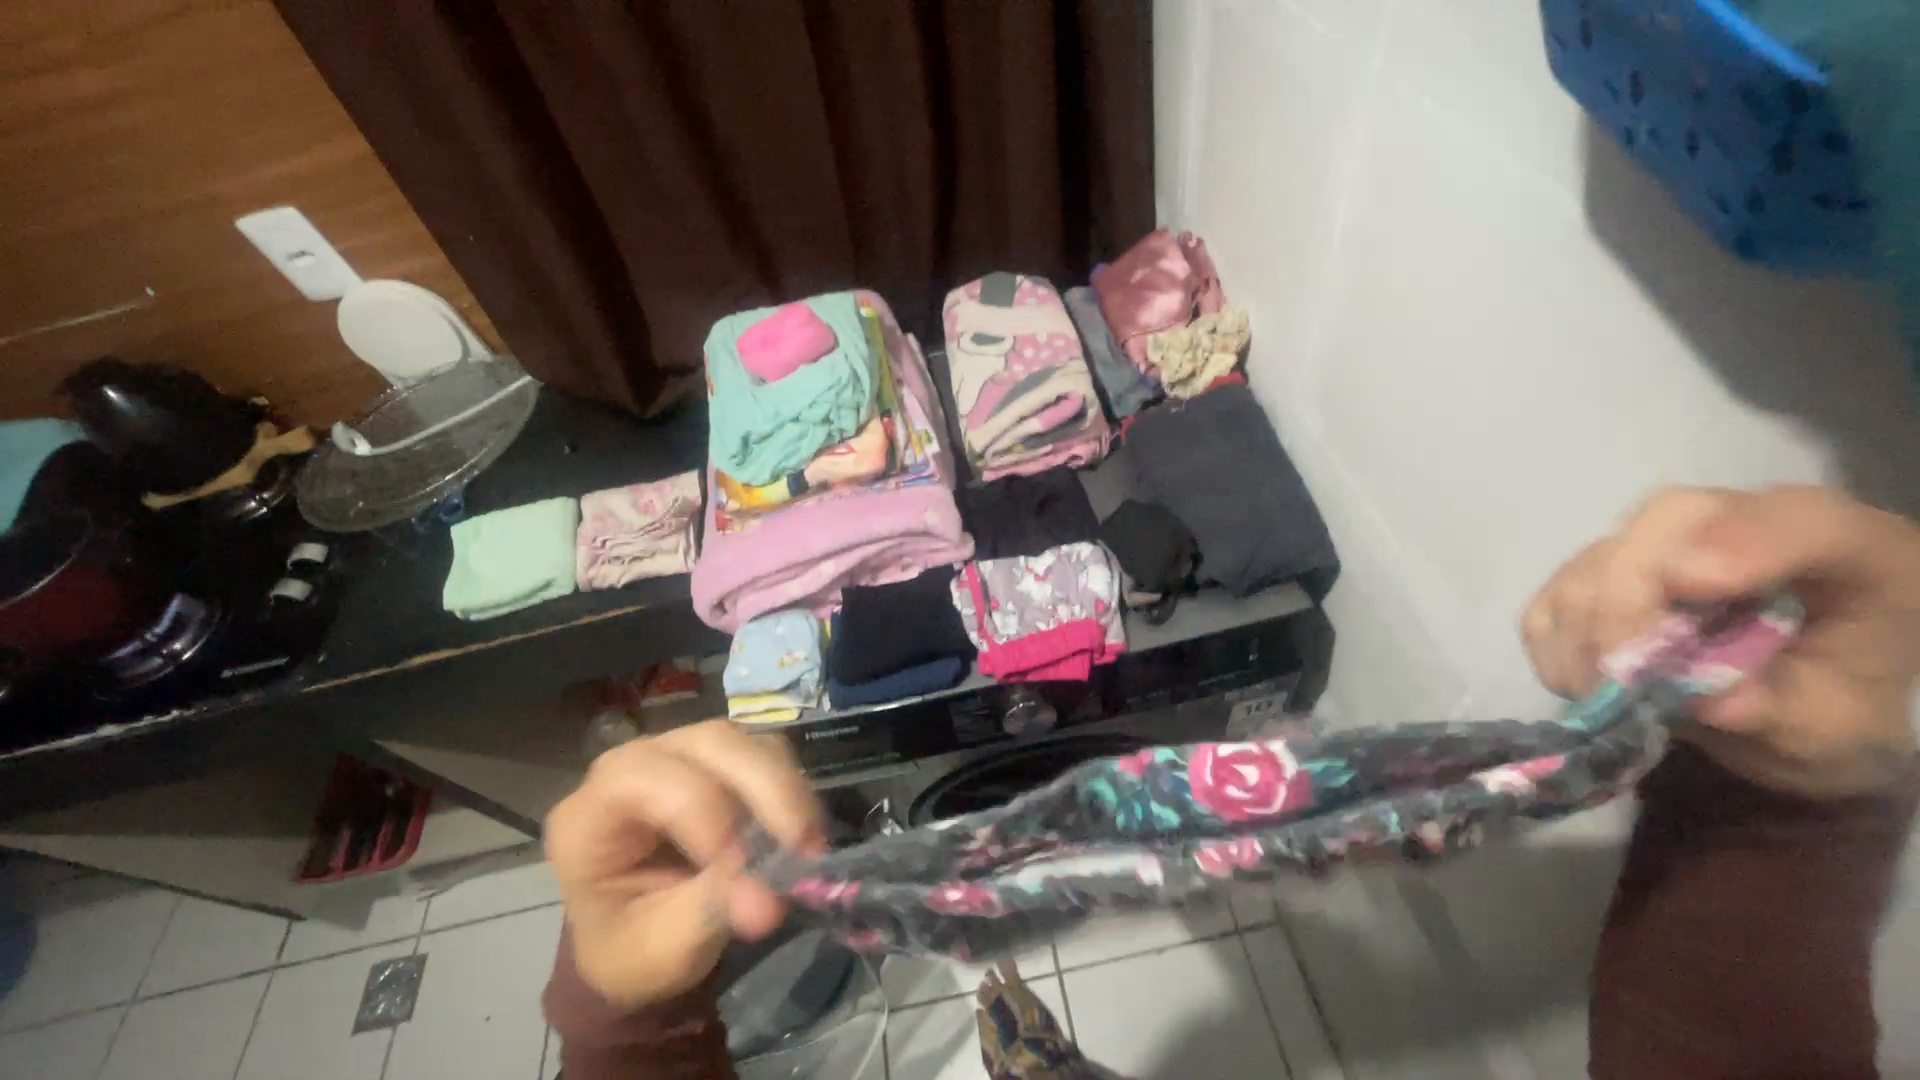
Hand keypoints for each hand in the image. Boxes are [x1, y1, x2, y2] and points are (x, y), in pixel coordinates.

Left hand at [545, 720, 824, 1006]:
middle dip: (763, 790)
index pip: (640, 777)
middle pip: (708, 743)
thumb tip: (770, 901)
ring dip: (786, 789)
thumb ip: (707, 915)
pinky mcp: (724, 762)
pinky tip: (803, 835)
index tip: (744, 868)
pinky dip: (793, 790)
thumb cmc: (632, 948)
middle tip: (804, 848)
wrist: (639, 942)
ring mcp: (684, 756)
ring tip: (810, 847)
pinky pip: (769, 754)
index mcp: (590, 815)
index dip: (699, 809)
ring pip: (746, 742)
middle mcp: (636, 766)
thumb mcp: (658, 950)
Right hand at [1522, 486, 1919, 797]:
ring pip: (1592, 563)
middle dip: (1629, 600)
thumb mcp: (1834, 727)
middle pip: (1665, 521)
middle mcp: (1738, 523)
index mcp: (1848, 549)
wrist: (1780, 709)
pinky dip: (1557, 647)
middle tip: (1623, 679)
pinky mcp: (1586, 575)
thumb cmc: (1824, 712)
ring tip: (1614, 697)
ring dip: (1588, 637)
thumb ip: (1786, 710)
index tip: (1696, 587)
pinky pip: (1550, 602)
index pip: (1802, 518)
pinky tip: (1589, 681)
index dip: (1746, 541)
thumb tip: (1708, 701)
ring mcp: (1651, 544)